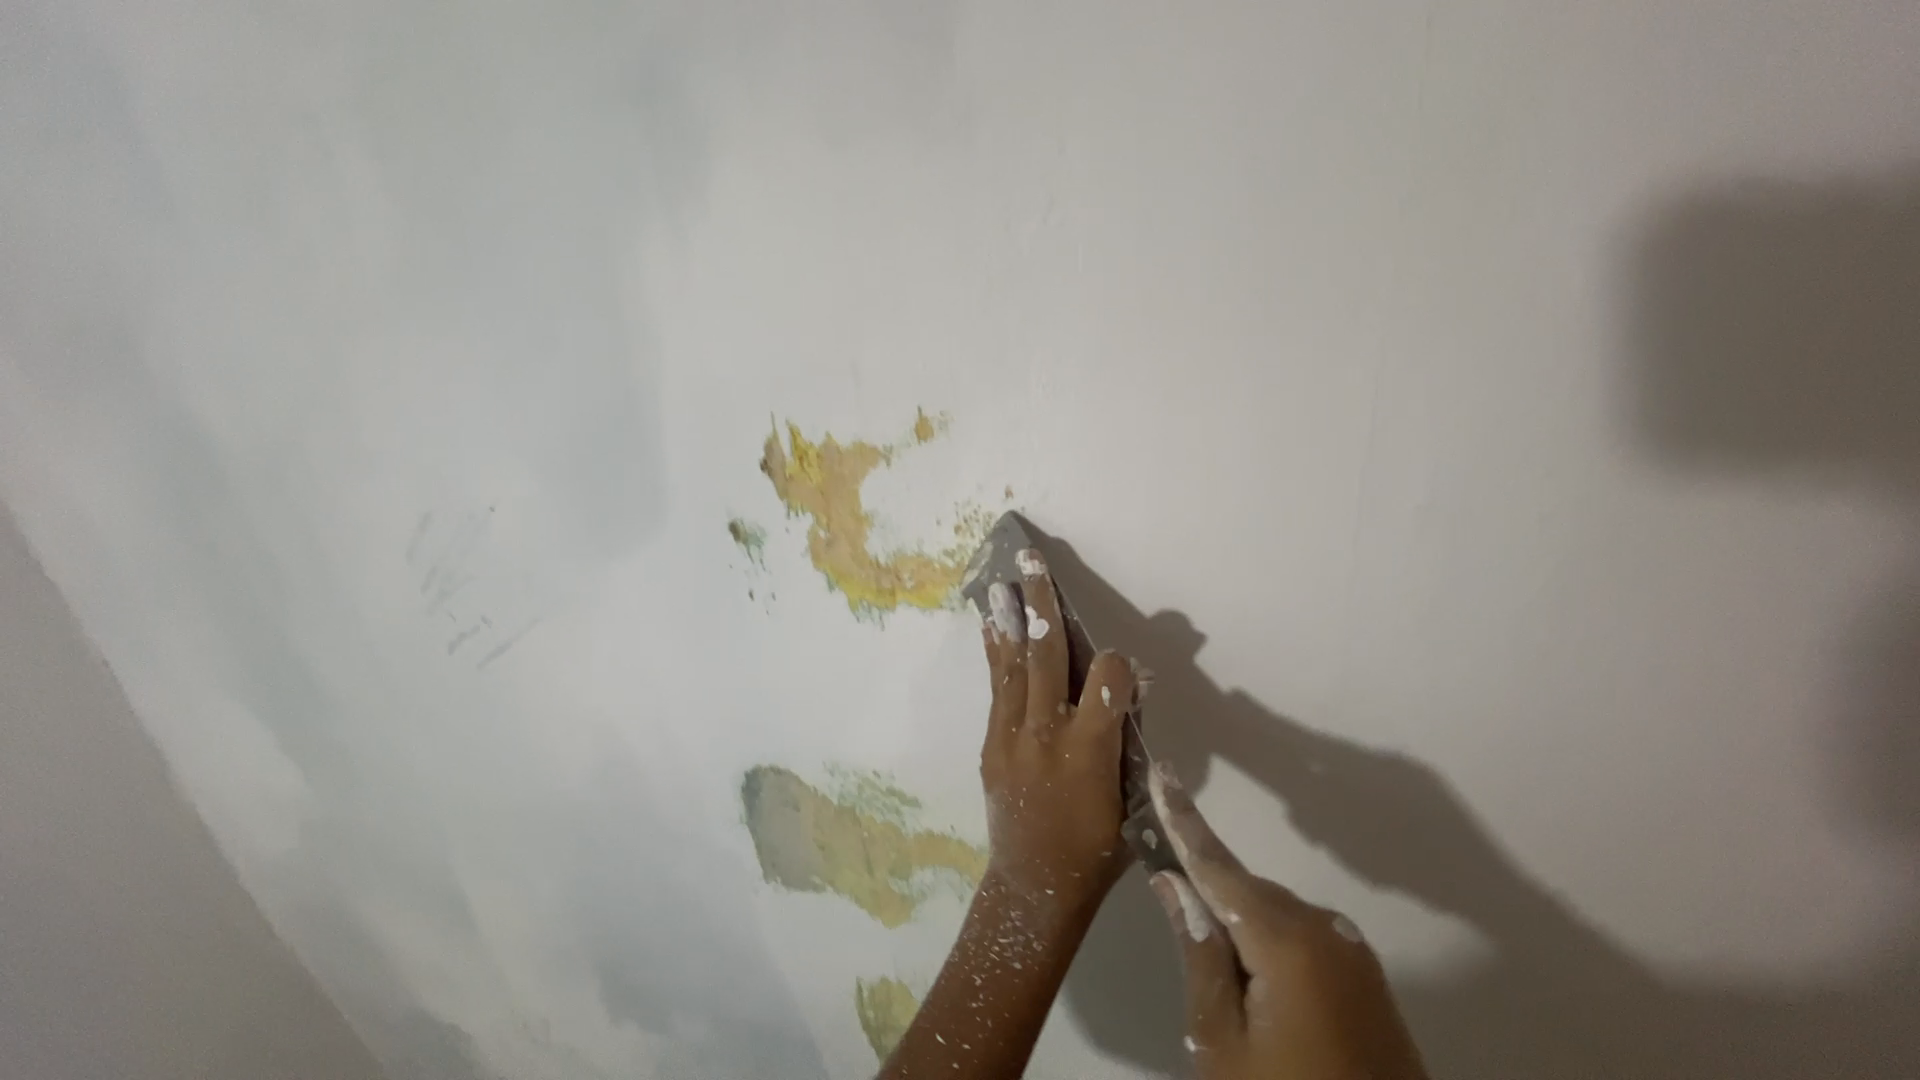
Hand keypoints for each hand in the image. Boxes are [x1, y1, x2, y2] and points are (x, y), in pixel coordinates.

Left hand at [978, 548, 1137, 908]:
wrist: (1034, 886)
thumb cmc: (1099, 847)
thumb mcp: (1131, 798)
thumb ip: (1128, 738)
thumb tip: (1129, 687)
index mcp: (1090, 750)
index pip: (1106, 678)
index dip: (1116, 663)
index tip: (1118, 666)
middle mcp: (1046, 733)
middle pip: (1048, 657)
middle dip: (1042, 606)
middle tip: (1029, 563)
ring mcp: (1012, 737)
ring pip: (1014, 667)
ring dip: (1010, 622)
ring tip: (1001, 584)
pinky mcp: (992, 744)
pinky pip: (996, 690)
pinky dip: (997, 657)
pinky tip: (993, 630)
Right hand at [1146, 764, 1428, 1079]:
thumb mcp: (1222, 1038)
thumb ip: (1199, 953)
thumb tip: (1177, 883)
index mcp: (1287, 940)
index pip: (1218, 866)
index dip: (1184, 821)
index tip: (1162, 772)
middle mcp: (1326, 929)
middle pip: (1247, 891)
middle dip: (1208, 889)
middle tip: (1169, 898)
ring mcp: (1353, 953)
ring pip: (1275, 915)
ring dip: (1239, 924)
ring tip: (1215, 971)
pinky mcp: (1367, 979)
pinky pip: (1303, 938)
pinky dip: (1269, 942)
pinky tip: (1256, 981)